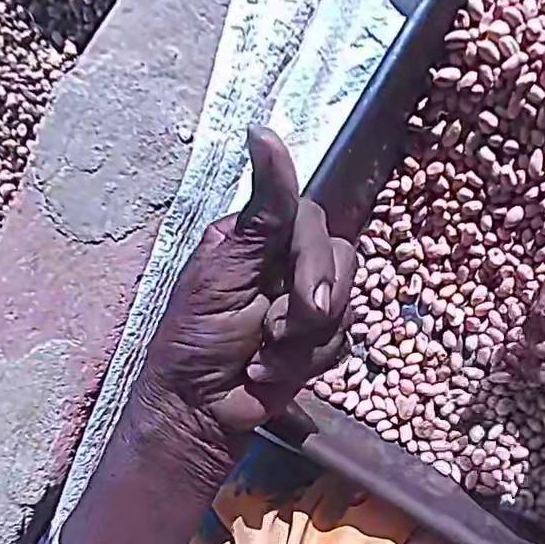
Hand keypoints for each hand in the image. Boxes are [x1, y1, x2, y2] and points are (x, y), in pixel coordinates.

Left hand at [135, 127, 356, 456]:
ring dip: (304, 340)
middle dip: (310, 306)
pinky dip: (310, 361)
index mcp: (259, 237)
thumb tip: (263, 132)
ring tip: (263, 354)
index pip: (313, 221)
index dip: (313, 260)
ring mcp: (304, 302)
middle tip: (273, 332)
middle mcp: (286, 263)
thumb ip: (261, 213)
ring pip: (347, 303)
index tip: (299, 297)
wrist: (200, 412)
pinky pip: (344, 339)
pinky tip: (272, 370)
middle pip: (340, 259)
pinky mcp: (319, 340)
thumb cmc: (197, 340)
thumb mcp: (224, 272)